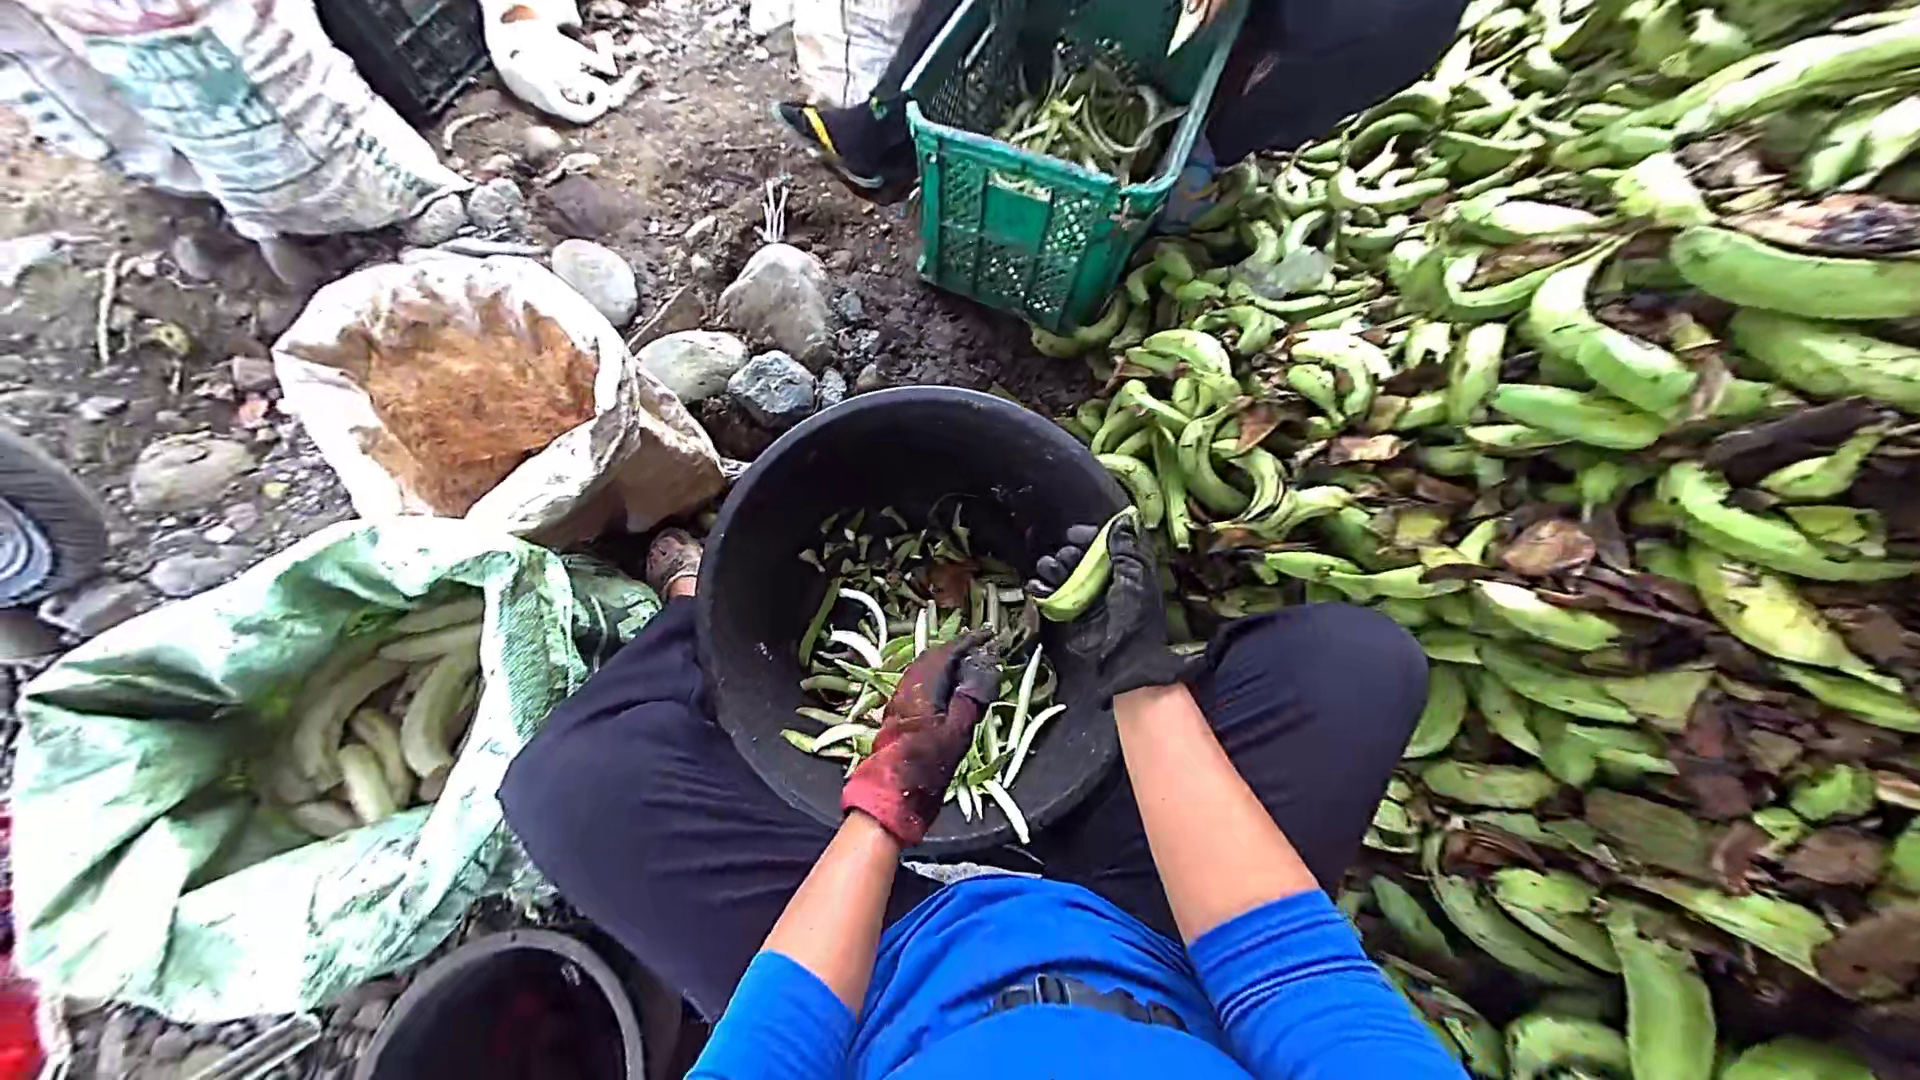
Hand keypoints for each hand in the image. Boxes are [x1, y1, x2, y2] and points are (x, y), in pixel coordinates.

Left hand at [841, 630, 999, 845]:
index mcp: (922, 686)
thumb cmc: (926, 766)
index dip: (970, 642)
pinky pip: (921, 681)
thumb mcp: (958, 731)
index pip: (947, 652)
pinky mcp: (898, 712)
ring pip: (926, 668)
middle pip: (934, 656)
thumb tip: (985, 667)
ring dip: (948, 662)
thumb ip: (971, 696)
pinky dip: (939, 676)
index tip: (989, 637)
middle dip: (958, 649)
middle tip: (982, 648)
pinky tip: (951, 686)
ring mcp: (899, 698)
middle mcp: (907, 685)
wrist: (891, 797)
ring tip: (971, 664)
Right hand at [1030, 518, 1197, 703]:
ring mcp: (1079, 600)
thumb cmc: (1133, 625)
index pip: (1104, 546)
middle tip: (1068, 557)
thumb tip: (1123, 519)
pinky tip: (1040, 586)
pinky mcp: (1061, 615)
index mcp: (1124, 574)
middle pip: (1078, 556)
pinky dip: (1040, 587)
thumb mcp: (1137, 582)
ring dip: (1052, 567)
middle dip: (1070, 552)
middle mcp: (1101, 584)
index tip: (1076, 534)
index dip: (1090, 536)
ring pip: (1059, 572)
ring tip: (1052, 571)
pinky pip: (1045, 594)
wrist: (1117, 669)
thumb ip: (1127, 551)